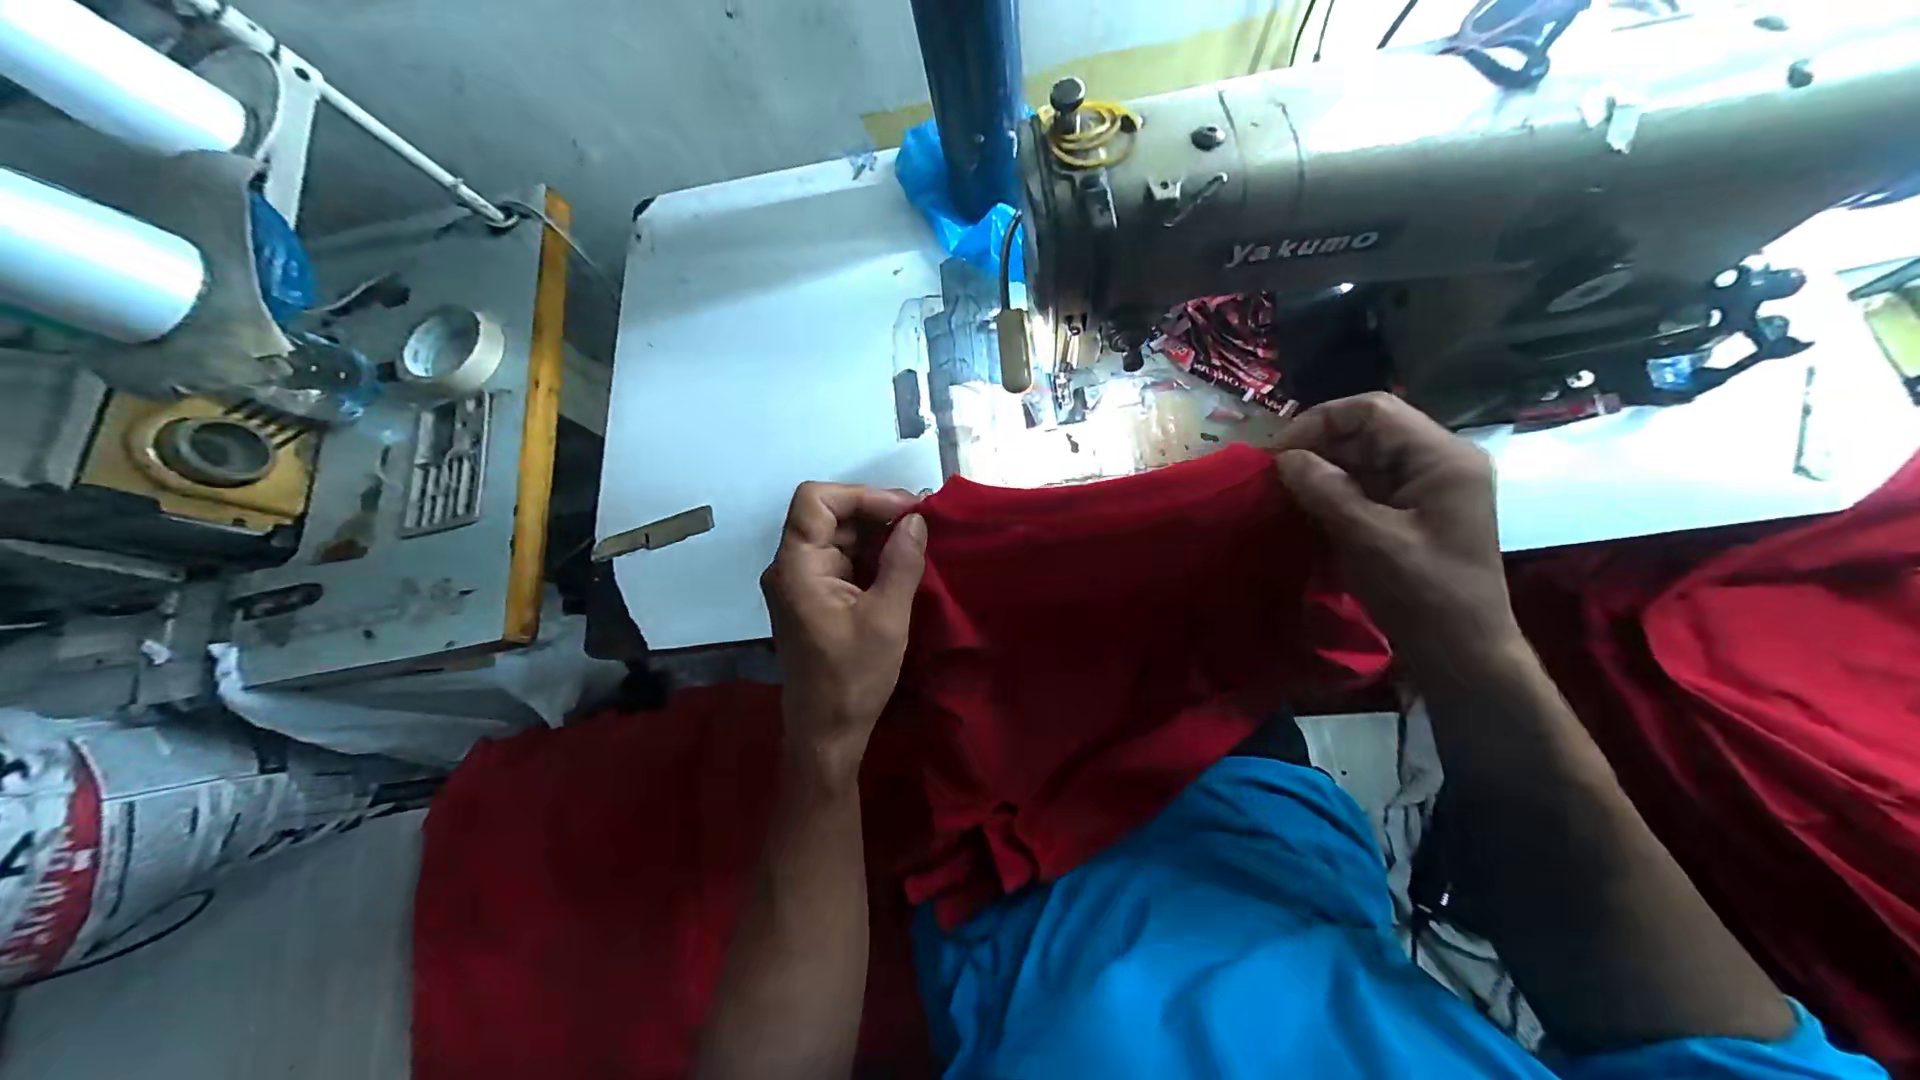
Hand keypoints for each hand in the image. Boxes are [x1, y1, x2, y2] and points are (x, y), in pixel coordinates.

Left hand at [762, 482, 927, 782]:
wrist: (827, 731)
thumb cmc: (853, 678)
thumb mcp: (887, 619)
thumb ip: (901, 563)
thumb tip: (917, 520)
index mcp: (797, 567)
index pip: (815, 501)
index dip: (861, 495)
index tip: (905, 510)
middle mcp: (791, 566)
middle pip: (828, 515)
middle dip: (876, 512)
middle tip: (922, 522)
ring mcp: (802, 581)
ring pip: (837, 535)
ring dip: (877, 533)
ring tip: (919, 539)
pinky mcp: (815, 596)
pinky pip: (842, 559)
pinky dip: (871, 554)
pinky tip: (902, 560)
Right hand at [1274, 393, 1518, 663]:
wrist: (1461, 650)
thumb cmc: (1424, 594)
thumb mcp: (1369, 539)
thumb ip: (1326, 491)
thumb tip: (1284, 458)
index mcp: (1441, 458)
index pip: (1373, 411)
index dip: (1319, 422)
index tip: (1277, 454)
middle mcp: (1436, 460)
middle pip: (1366, 431)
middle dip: (1316, 446)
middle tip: (1272, 475)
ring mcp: (1424, 485)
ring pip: (1361, 456)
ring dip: (1319, 469)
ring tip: (1281, 491)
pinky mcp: (1410, 508)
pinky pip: (1363, 482)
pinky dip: (1330, 489)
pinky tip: (1303, 507)